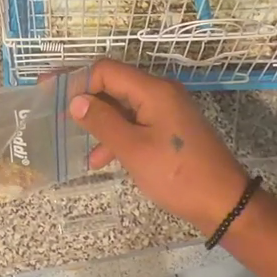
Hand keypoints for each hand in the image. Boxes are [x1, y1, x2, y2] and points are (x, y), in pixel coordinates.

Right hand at [67, 59, 247, 234]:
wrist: (226, 205)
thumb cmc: (177, 175)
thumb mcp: (133, 150)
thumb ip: (101, 121)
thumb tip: (74, 100)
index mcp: (153, 90)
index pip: (105, 70)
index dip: (76, 79)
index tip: (50, 92)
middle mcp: (160, 92)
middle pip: (113, 84)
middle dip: (84, 97)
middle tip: (54, 109)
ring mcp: (167, 110)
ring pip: (123, 105)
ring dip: (99, 119)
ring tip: (73, 137)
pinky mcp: (171, 129)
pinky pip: (136, 121)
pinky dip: (117, 134)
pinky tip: (101, 158)